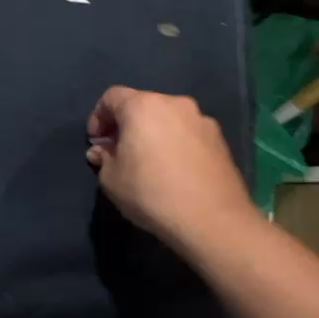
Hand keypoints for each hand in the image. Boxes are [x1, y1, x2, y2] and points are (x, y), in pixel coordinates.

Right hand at [85, 87, 255, 243]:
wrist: (213, 220)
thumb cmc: (151, 193)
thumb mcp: (111, 179)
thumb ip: (103, 158)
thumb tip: (102, 152)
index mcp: (142, 107)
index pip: (111, 97)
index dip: (98, 117)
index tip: (97, 142)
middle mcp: (174, 104)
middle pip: (142, 105)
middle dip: (126, 124)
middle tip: (119, 151)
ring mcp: (202, 121)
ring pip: (167, 119)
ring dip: (153, 133)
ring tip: (148, 162)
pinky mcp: (220, 140)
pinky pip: (187, 133)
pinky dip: (175, 143)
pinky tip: (173, 170)